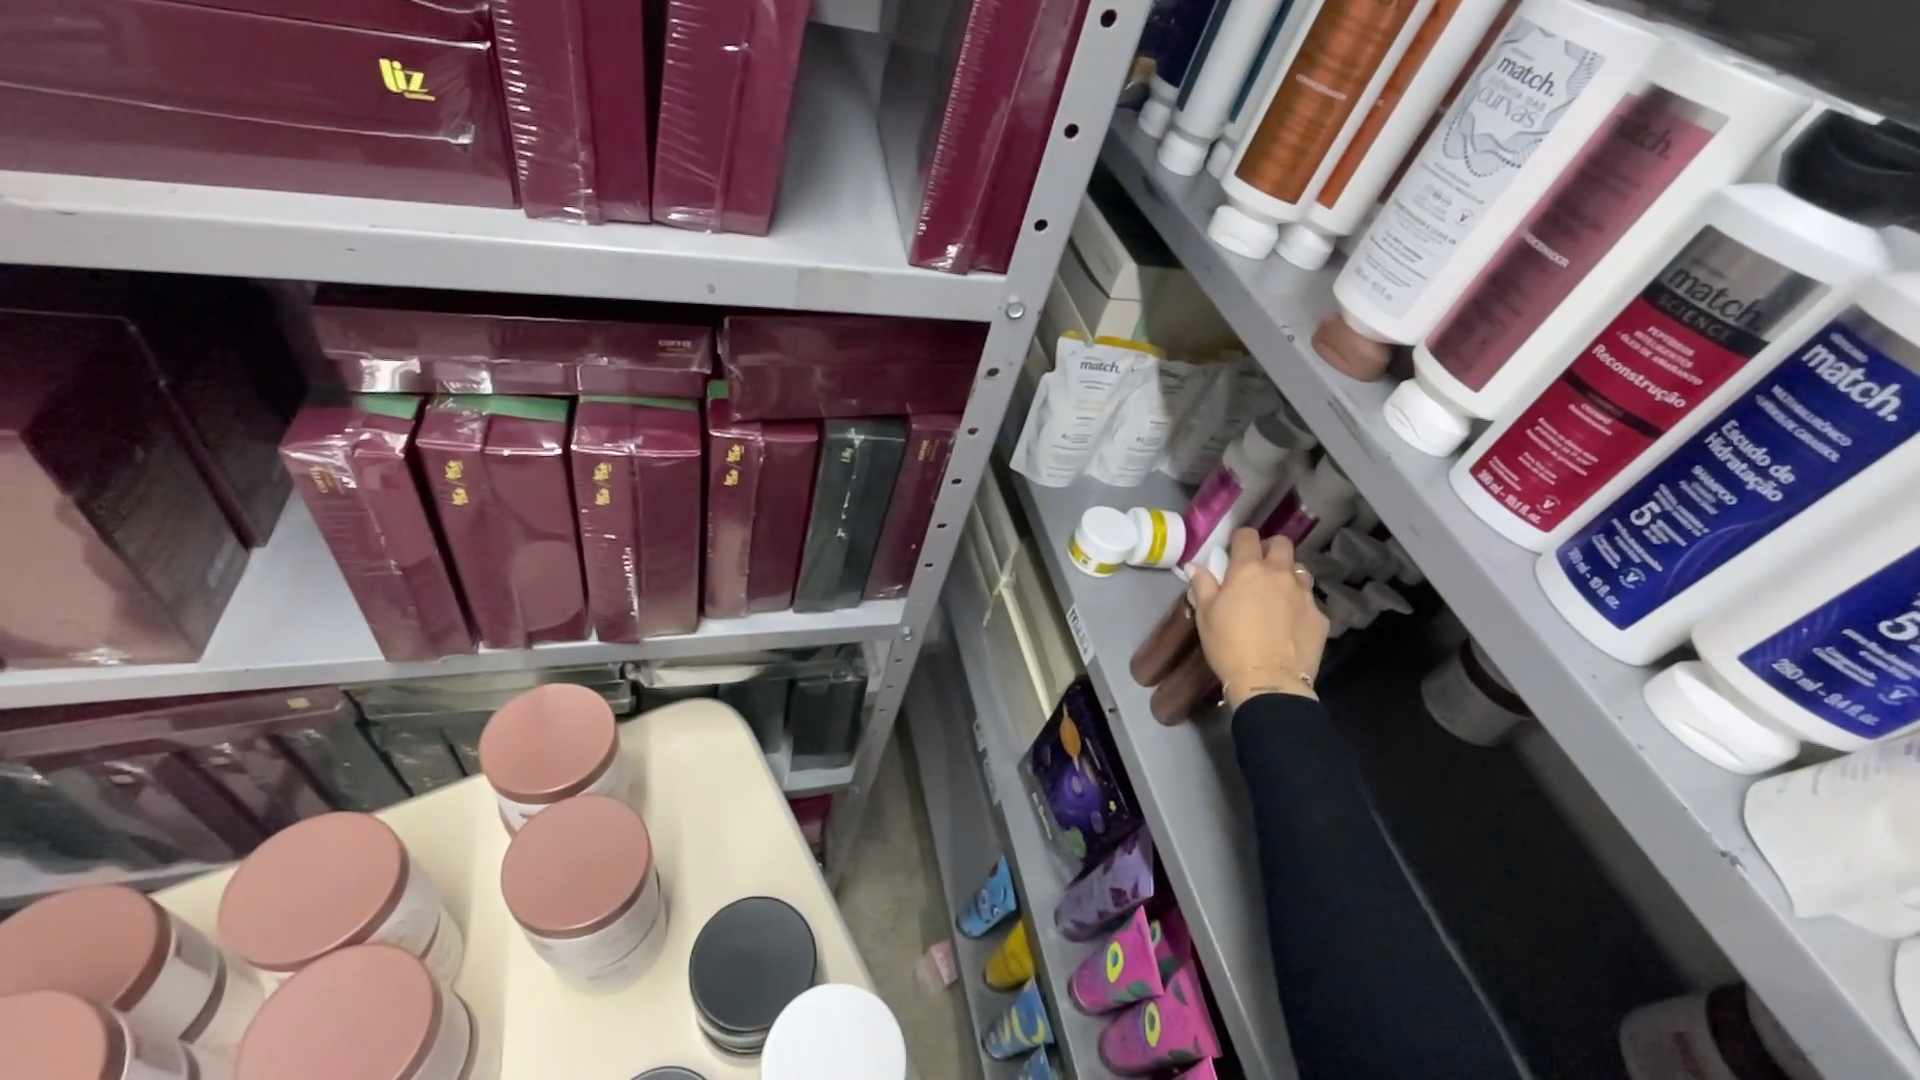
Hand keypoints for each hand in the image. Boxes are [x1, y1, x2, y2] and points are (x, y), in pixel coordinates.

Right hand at [1188, 528, 1327, 707]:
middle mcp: (1280, 574)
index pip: (1247, 536)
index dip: (1240, 539)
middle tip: (1260, 566)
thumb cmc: (1229, 646)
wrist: (1269, 682)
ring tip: (1278, 593)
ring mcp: (1304, 595)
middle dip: (1271, 548)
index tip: (1235, 549)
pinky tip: (1291, 622)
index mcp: (1248, 570)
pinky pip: (1310, 601)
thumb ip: (1202, 585)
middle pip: (1282, 544)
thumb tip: (1195, 566)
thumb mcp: (1206, 615)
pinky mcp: (1320, 616)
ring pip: (1300, 570)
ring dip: (1289, 574)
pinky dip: (1300, 604)